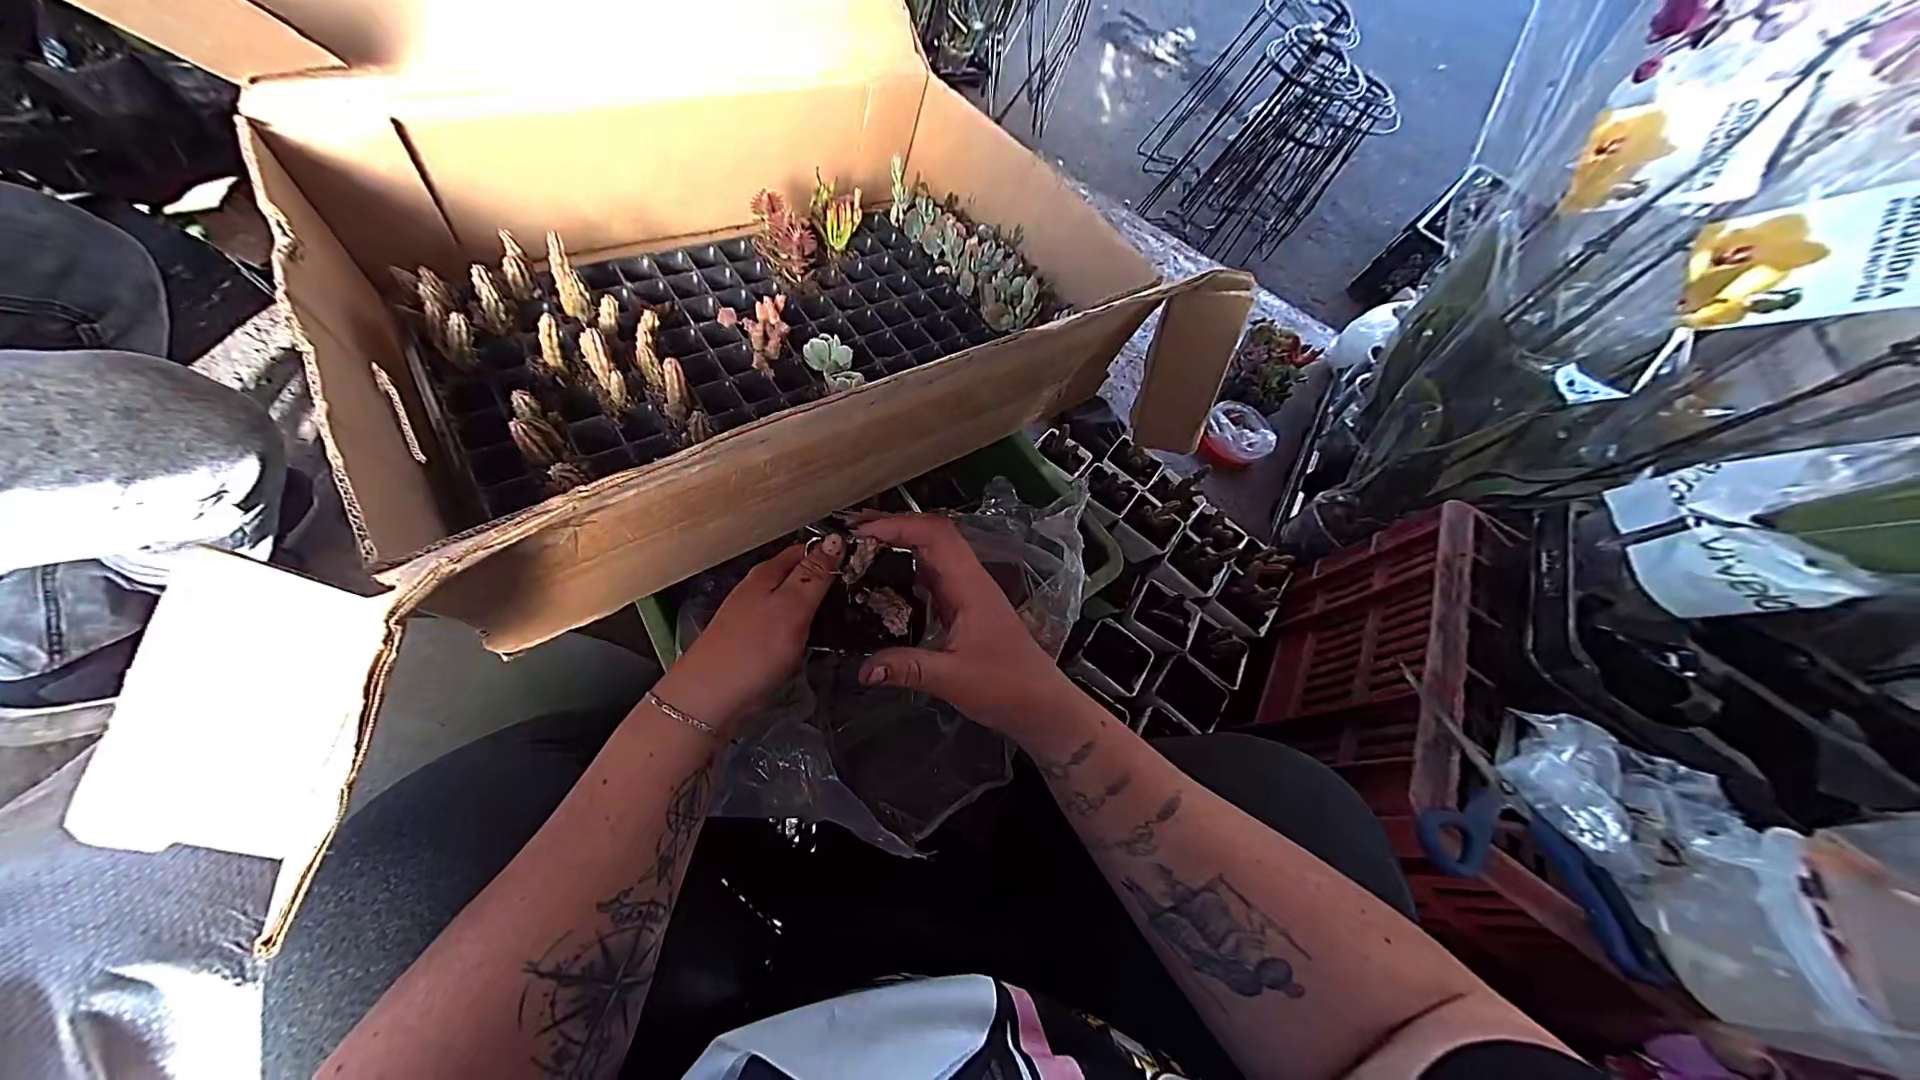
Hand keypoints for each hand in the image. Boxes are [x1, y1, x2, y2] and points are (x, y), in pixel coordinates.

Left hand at [652, 535, 844, 732]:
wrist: (709, 698)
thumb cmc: (754, 649)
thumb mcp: (792, 606)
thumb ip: (814, 574)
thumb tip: (835, 538)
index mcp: (767, 573)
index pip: (807, 549)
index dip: (833, 552)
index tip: (863, 564)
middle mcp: (759, 588)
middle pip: (800, 573)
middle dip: (828, 578)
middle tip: (862, 590)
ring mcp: (755, 615)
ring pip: (794, 598)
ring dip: (818, 603)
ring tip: (848, 611)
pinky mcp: (755, 640)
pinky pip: (788, 622)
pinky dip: (806, 624)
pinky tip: (819, 634)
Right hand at [853, 515, 1083, 734]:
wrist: (1040, 703)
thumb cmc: (1006, 685)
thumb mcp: (953, 679)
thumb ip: (907, 669)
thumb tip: (863, 669)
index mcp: (970, 586)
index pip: (935, 536)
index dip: (899, 526)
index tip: (862, 533)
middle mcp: (969, 581)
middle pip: (932, 536)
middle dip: (893, 528)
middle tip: (853, 534)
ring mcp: (967, 593)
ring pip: (932, 555)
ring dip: (899, 546)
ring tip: (861, 551)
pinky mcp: (962, 608)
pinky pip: (931, 578)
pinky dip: (906, 571)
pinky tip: (883, 582)